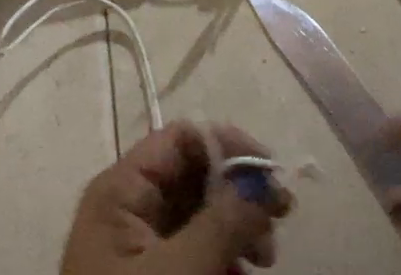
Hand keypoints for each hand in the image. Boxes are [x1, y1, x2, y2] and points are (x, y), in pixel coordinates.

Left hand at [61, 121, 293, 274]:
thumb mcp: (180, 271)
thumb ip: (223, 221)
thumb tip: (264, 180)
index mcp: (123, 190)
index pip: (181, 139)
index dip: (228, 146)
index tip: (271, 176)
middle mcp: (130, 208)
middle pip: (196, 176)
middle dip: (239, 196)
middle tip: (277, 226)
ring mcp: (142, 246)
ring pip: (202, 215)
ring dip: (238, 232)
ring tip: (263, 264)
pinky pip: (197, 252)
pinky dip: (225, 262)